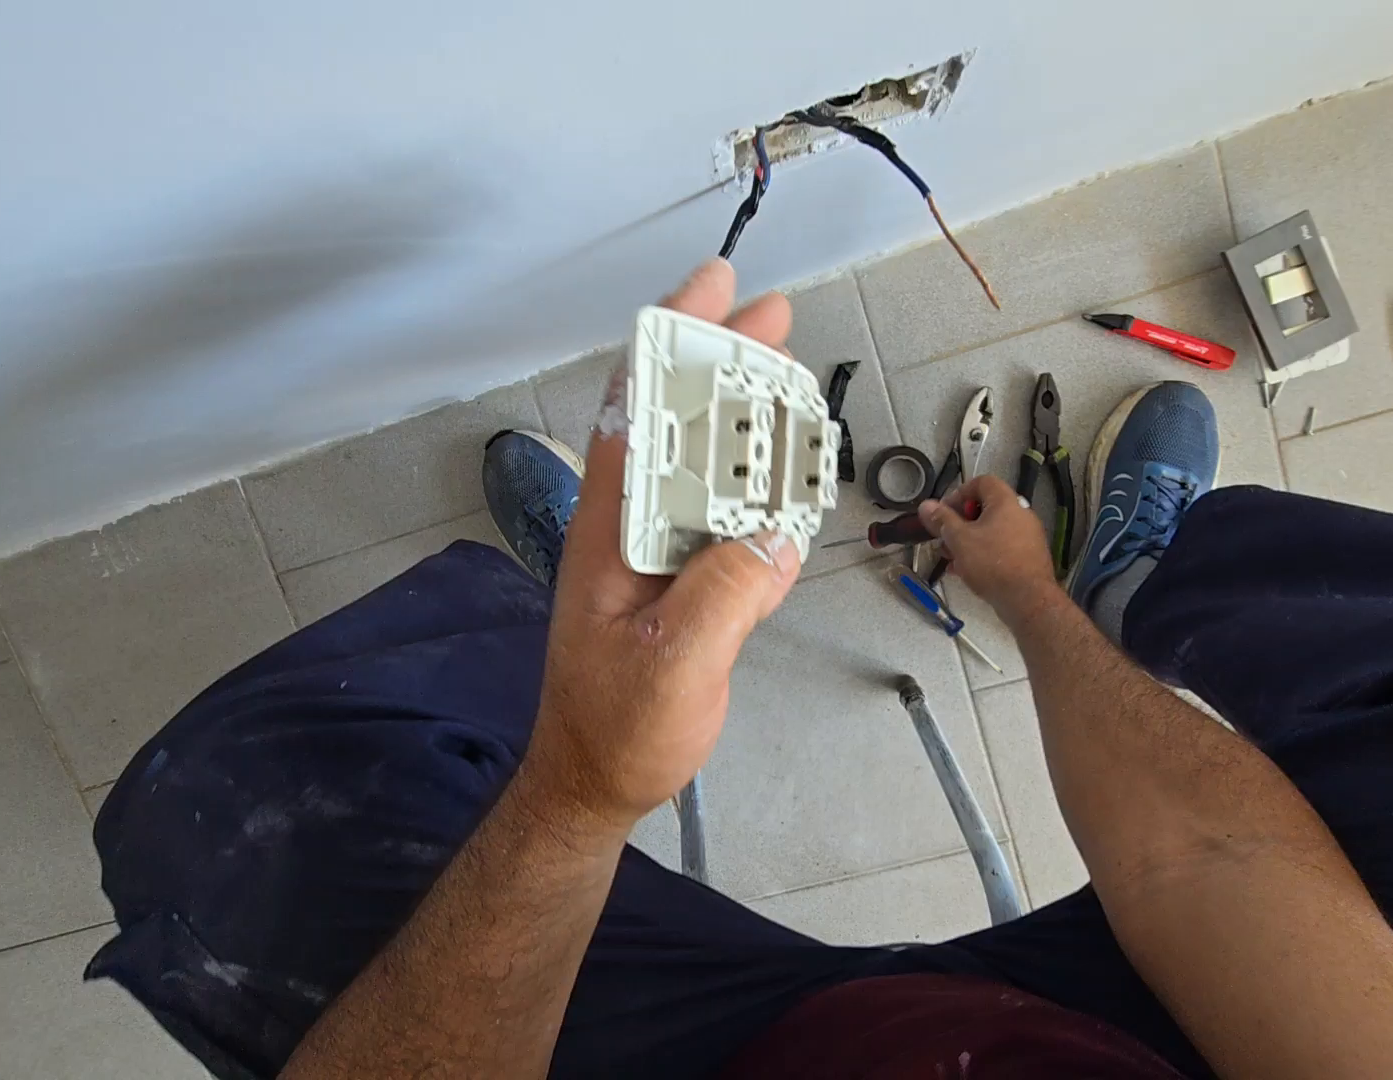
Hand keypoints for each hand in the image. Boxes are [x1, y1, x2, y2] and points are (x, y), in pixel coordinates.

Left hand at [523, 259, 801, 834]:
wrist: (599, 780)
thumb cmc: (617, 728)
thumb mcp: (674, 664)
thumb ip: (726, 594)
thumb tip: (777, 533)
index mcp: (613, 529)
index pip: (638, 414)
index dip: (673, 345)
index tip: (713, 290)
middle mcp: (634, 527)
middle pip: (680, 426)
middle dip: (725, 366)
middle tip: (774, 320)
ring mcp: (661, 554)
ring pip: (709, 470)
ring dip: (751, 426)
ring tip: (794, 391)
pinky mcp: (686, 584)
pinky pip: (728, 524)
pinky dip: (761, 495)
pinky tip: (788, 487)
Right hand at [918, 475, 1064, 621]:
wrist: (1027, 599)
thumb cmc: (992, 563)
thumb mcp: (958, 539)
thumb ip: (941, 520)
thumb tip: (926, 505)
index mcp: (1005, 502)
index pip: (982, 482)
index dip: (959, 492)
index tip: (945, 512)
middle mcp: (1021, 514)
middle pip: (985, 508)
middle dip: (960, 522)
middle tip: (945, 537)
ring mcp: (1027, 536)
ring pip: (992, 530)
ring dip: (969, 540)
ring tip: (952, 558)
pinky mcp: (1028, 557)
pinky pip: (1001, 547)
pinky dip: (983, 553)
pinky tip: (966, 570)